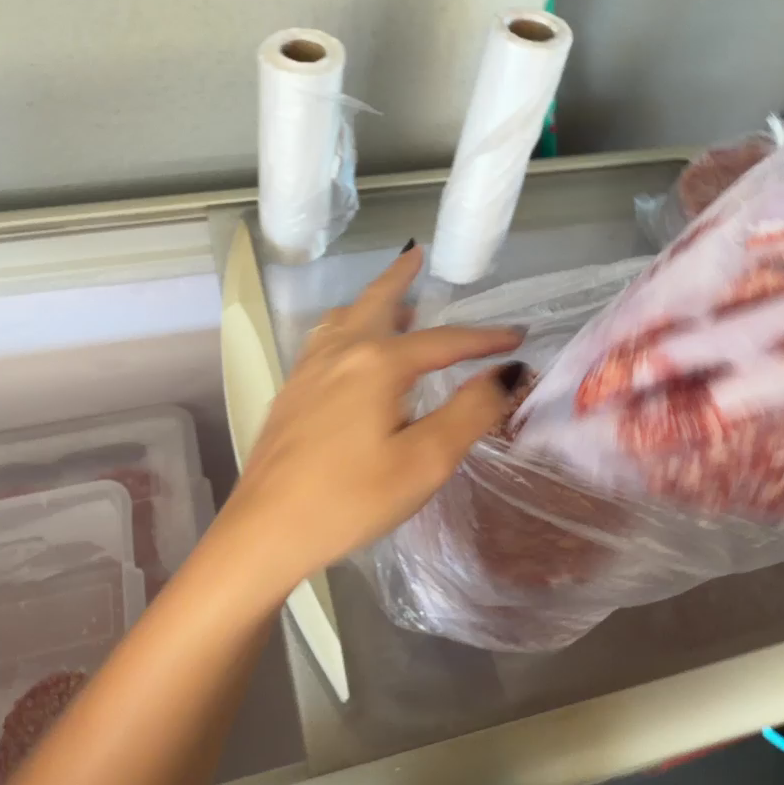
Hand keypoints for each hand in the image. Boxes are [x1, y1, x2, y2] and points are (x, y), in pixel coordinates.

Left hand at [210, 243, 524, 595]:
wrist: (265, 529)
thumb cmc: (351, 499)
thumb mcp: (425, 460)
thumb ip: (470, 411)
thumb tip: (510, 371)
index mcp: (377, 363)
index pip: (444, 341)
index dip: (485, 338)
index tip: (518, 337)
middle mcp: (340, 352)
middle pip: (377, 302)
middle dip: (402, 278)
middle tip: (418, 255)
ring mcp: (308, 369)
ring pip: (345, 318)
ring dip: (372, 302)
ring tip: (395, 304)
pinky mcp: (291, 391)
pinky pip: (325, 339)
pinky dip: (348, 327)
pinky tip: (351, 350)